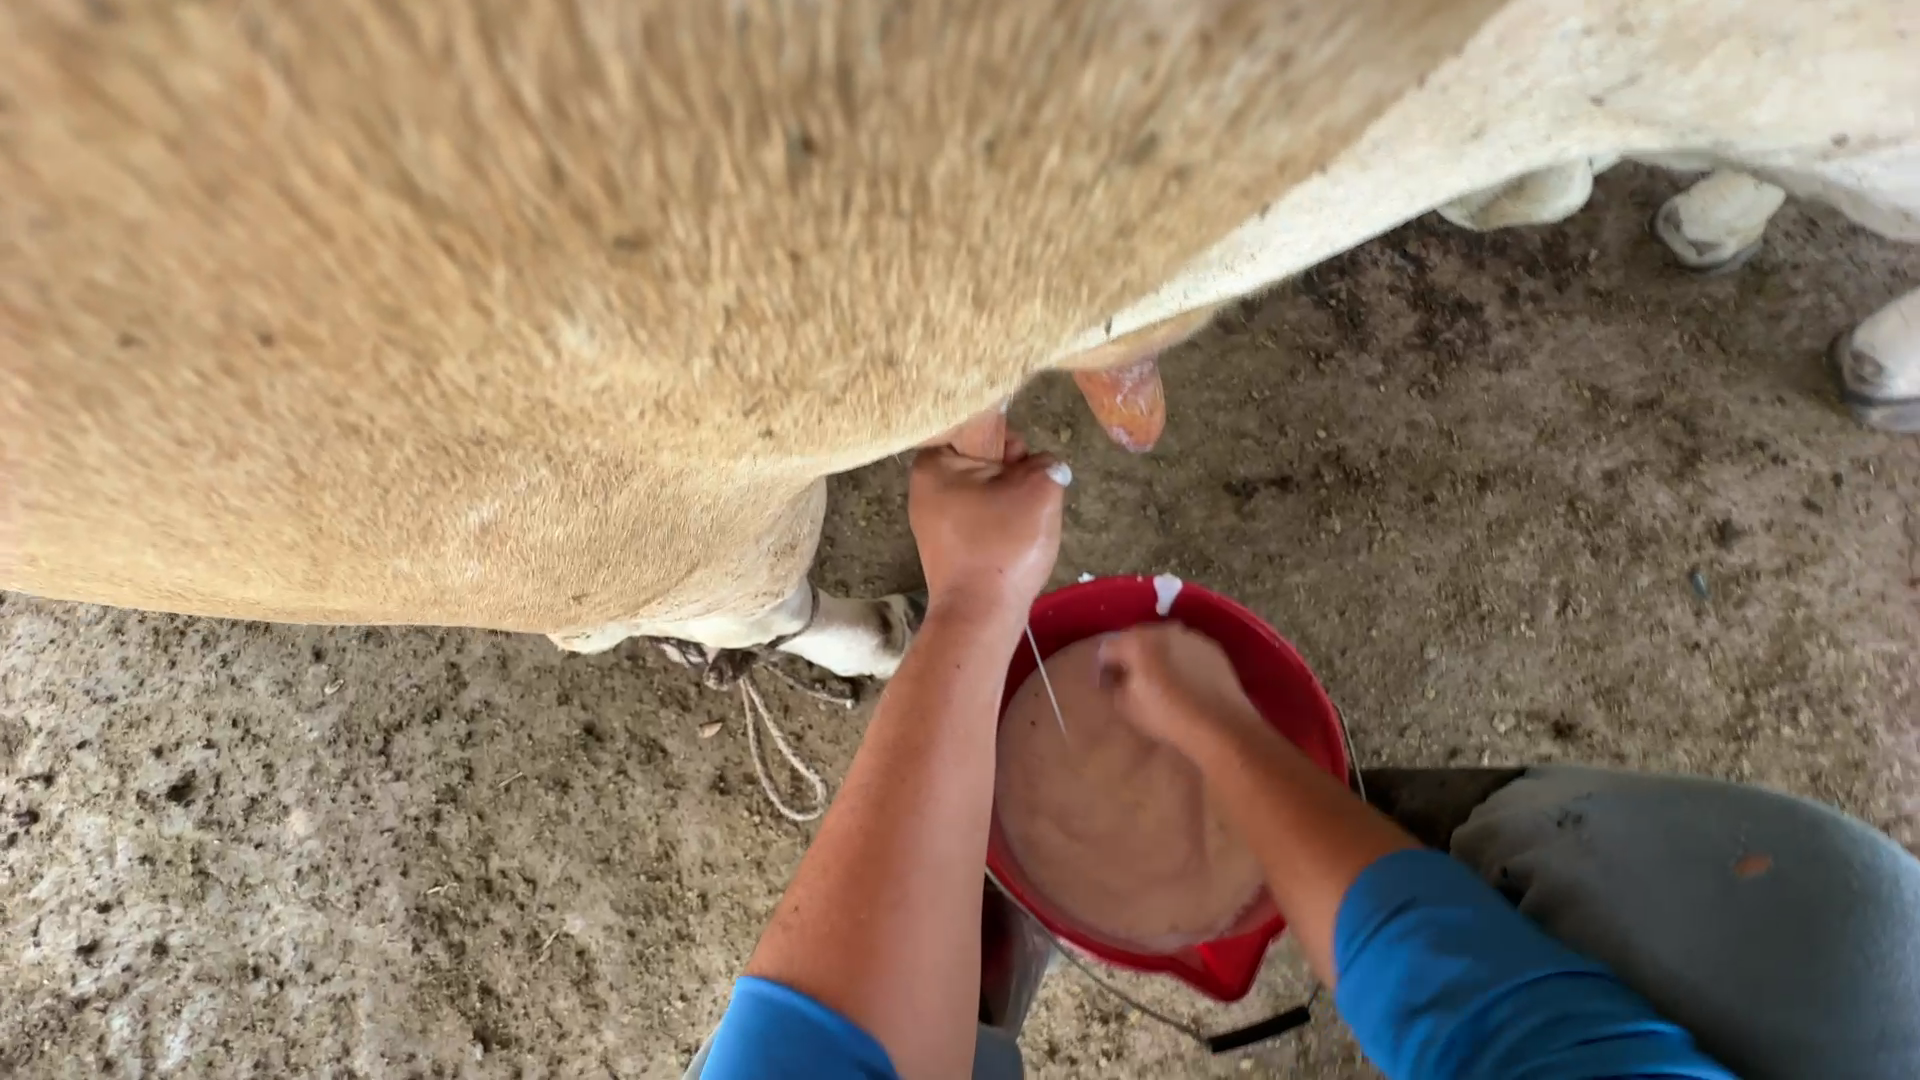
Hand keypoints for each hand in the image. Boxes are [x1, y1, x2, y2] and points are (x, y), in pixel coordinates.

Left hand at [909, 434, 1066, 620]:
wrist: (981, 614)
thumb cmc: (1003, 544)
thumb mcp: (1039, 487)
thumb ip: (1046, 463)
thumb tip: (1044, 469)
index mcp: (933, 462)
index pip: (975, 429)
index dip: (1008, 440)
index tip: (1022, 464)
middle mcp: (924, 488)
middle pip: (983, 462)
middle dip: (1013, 475)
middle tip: (1027, 499)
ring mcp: (933, 521)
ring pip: (987, 494)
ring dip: (1012, 504)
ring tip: (1023, 526)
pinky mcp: (946, 548)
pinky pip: (981, 522)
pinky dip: (1001, 528)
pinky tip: (1013, 545)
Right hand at [1095, 623, 1267, 757]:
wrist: (1220, 725)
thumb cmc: (1167, 716)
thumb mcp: (1127, 707)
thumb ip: (1113, 686)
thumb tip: (1113, 678)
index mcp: (1136, 642)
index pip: (1108, 648)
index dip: (1104, 667)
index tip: (1108, 685)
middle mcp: (1162, 630)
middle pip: (1136, 639)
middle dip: (1131, 656)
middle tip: (1132, 680)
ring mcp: (1190, 637)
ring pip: (1164, 642)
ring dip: (1158, 656)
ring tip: (1162, 681)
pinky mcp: (1212, 647)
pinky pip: (1187, 650)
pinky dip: (1181, 660)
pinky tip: (1186, 682)